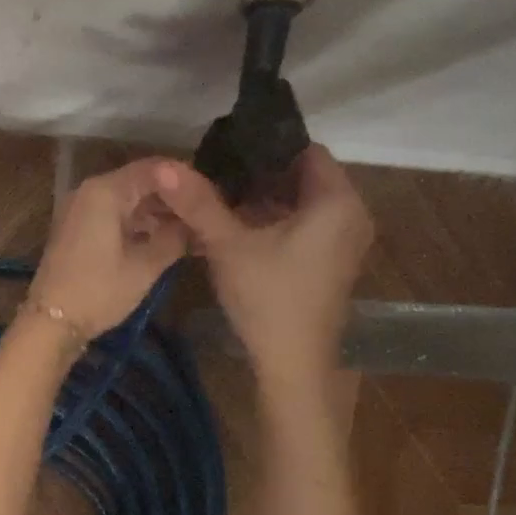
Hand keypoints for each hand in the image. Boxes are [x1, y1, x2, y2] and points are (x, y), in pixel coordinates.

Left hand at [26, 158, 189, 339]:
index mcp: (106, 190)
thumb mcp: (144, 268)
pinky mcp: (74, 230)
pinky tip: (155, 242)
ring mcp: (78, 210)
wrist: (49, 323)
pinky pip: (110, 216)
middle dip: (169, 199)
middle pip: (139, 183)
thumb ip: (174, 239)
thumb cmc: (98, 293)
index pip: (155, 169)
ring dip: (152, 214)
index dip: (185, 181)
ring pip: (124, 201)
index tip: (208, 197)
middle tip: (200, 216)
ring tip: (184, 232)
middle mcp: (89, 191)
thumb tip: (194, 226)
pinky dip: (133, 225)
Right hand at [153, 146, 374, 384]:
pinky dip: (279, 230)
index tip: (226, 161)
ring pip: (303, 208)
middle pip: (304, 180)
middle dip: (261, 182)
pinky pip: (307, 232)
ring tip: (224, 213)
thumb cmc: (267, 298)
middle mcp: (352, 213)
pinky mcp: (334, 267)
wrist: (293, 363)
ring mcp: (346, 243)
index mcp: (337, 199)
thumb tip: (163, 167)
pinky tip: (244, 242)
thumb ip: (200, 204)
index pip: (304, 151)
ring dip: (267, 208)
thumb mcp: (228, 246)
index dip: (263, 153)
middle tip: (218, 187)